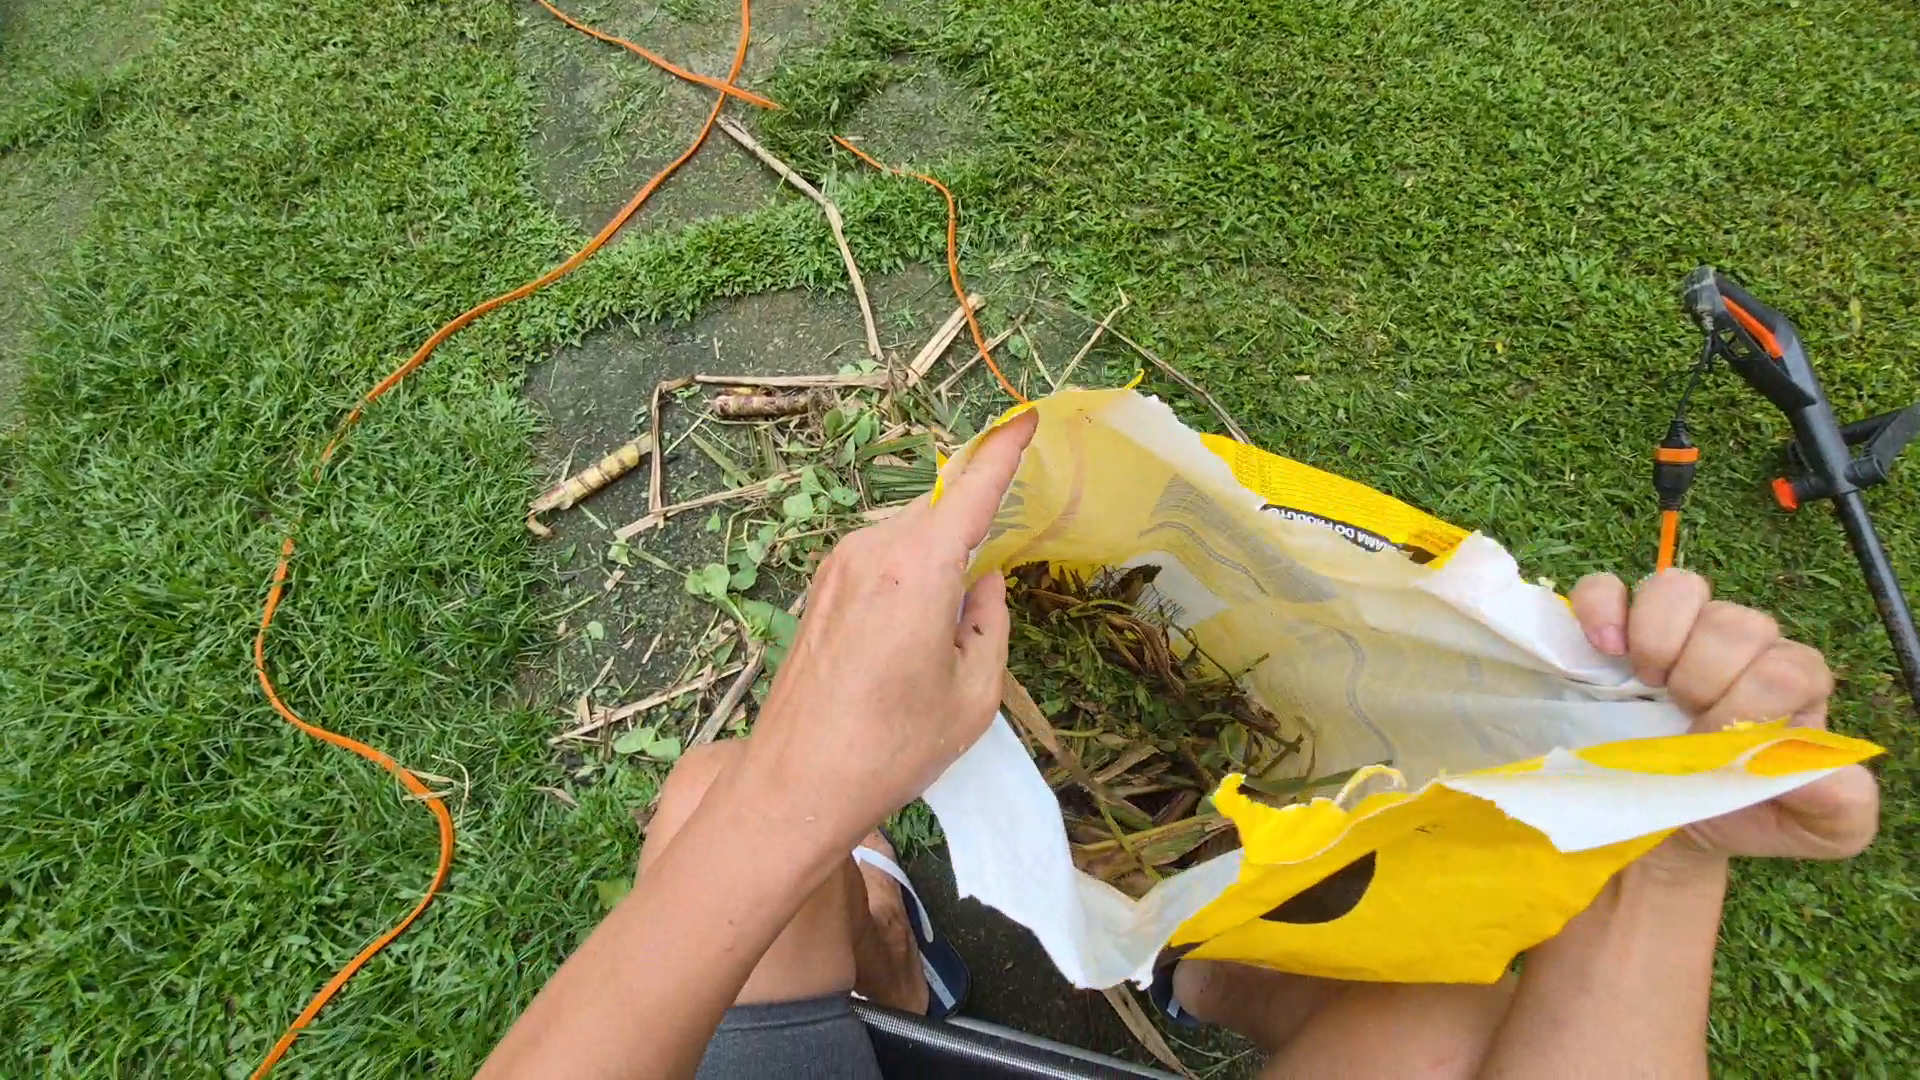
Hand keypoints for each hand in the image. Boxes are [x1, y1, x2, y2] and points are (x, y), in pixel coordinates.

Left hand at [735, 410, 1037, 847]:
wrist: (795, 782)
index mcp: (917, 569)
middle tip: (986, 587)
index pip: (971, 490)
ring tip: (940, 630)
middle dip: (971, 529)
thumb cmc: (893, 746)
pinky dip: (908, 569)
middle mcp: (872, 550)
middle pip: (939, 512)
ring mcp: (838, 564)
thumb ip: (990, 620)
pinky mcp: (820, 584)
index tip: (1025, 417)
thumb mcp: (973, 694)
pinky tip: (906, 630)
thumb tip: (982, 577)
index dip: (1003, 451)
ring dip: (937, 558)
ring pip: (908, 534)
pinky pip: (881, 555)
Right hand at [1570, 569, 1878, 872]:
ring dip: (1654, 636)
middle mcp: (1739, 645)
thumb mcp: (1810, 826)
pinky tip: (1602, 647)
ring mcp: (1670, 628)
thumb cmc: (1731, 810)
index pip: (1788, 666)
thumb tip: (1817, 766)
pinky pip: (1603, 586)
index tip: (1708, 738)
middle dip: (1699, 673)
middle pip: (1735, 621)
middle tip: (1675, 709)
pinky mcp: (1608, 622)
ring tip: (1640, 678)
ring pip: (1677, 588)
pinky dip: (1599, 608)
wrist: (1657, 812)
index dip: (1747, 703)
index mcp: (1791, 683)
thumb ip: (1838, 801)